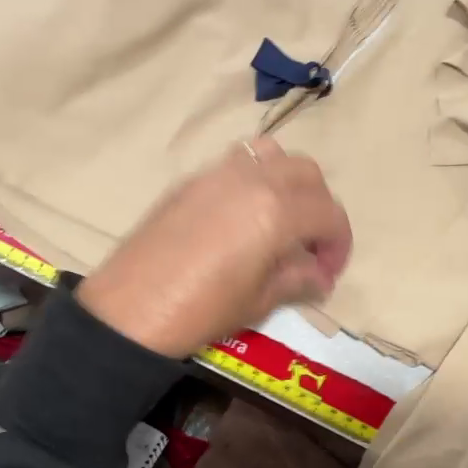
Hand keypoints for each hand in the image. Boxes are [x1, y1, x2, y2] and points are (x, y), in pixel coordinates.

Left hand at [76, 138, 351, 357]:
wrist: (129, 311)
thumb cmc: (201, 312)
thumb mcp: (258, 302)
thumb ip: (296, 279)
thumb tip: (319, 275)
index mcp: (275, 211)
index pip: (328, 214)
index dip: (338, 245)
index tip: (328, 273)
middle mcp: (251, 179)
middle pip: (306, 174)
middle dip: (319, 208)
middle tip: (310, 248)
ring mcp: (217, 173)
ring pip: (271, 155)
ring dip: (288, 183)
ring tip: (281, 222)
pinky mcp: (190, 181)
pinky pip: (236, 164)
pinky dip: (255, 181)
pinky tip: (243, 221)